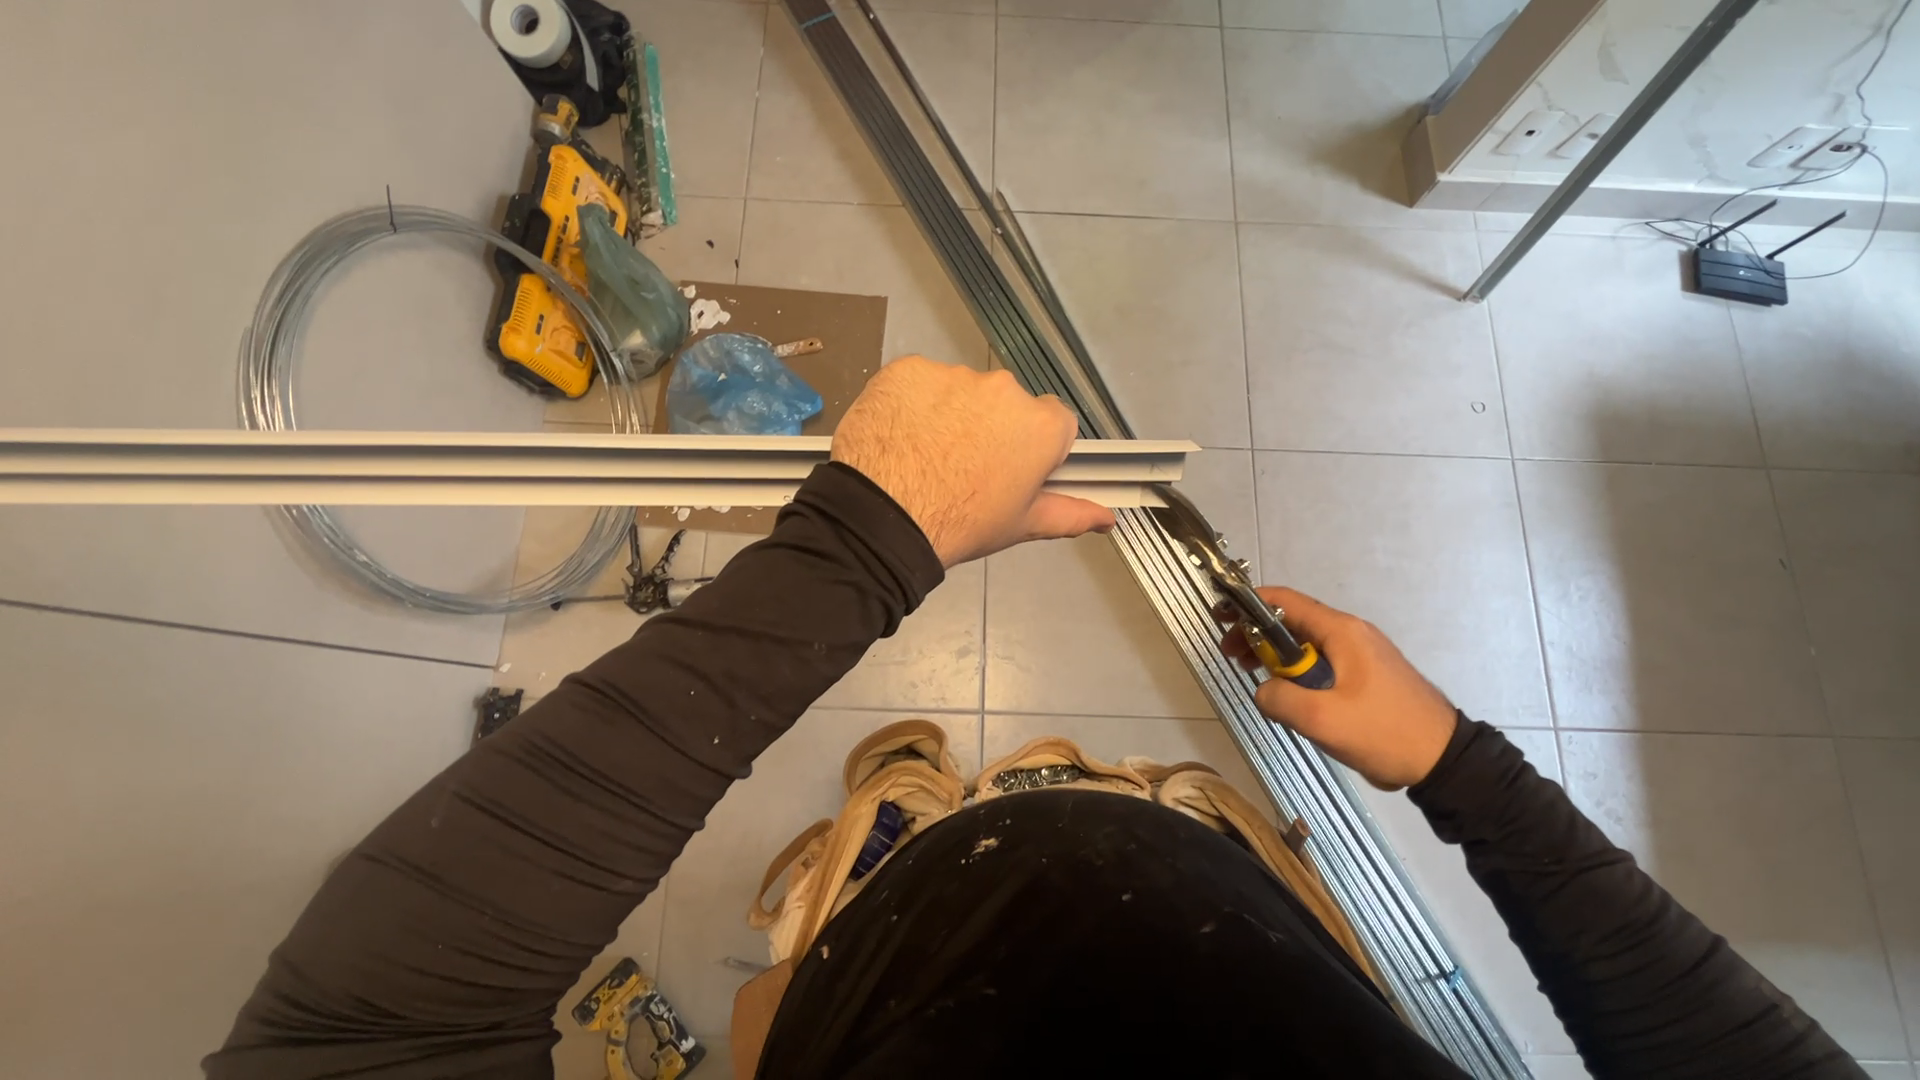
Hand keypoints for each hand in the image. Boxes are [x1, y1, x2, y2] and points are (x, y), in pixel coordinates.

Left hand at [832, 357, 1115, 566]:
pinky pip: (920, 383)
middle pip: (1007, 404)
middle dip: (992, 428)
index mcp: (1041, 425)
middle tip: (962, 468)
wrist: (884, 516)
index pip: (1054, 423)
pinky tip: (901, 436)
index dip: (1033, 448)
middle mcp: (1004, 388)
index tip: (1010, 472)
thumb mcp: (1021, 525)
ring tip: (925, 455)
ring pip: (961, 391)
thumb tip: (1108, 518)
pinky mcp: (908, 368)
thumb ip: (1070, 514)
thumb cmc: (961, 523)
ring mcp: (953, 374)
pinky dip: (914, 404)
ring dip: (951, 414)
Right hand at [1220, 587, 1456, 790]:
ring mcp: (1361, 654)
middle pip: (1292, 622)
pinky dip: (1298, 672)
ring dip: (1276, 658)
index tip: (1221, 619)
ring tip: (1256, 680)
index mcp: (1341, 632)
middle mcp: (1351, 634)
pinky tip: (1289, 695)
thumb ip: (1278, 699)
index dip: (1247, 605)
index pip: (1284, 601)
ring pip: (1306, 644)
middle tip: (1234, 659)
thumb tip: (1263, 691)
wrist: (1445, 761)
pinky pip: (1323, 663)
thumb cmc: (1384, 732)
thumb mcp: (1321, 720)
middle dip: (1257, 637)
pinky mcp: (1367, 675)